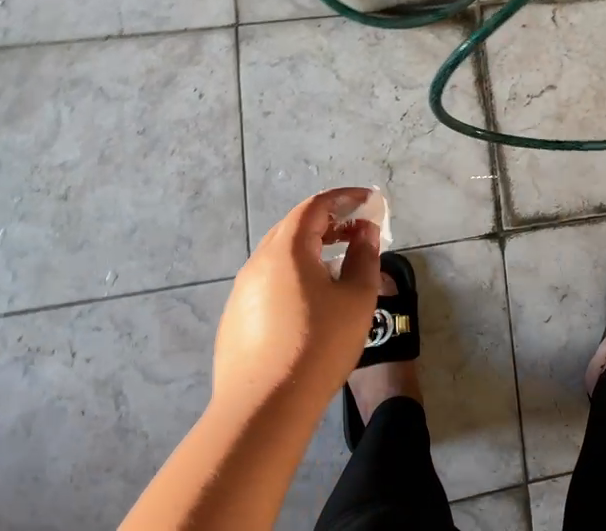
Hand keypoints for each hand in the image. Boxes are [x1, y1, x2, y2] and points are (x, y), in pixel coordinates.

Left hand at [210, 188, 381, 409]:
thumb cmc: (318, 345)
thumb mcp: (357, 298)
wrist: (263, 408)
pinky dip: (295, 274)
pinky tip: (312, 300)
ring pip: (279, 256)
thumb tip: (365, 232)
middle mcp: (258, 263)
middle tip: (358, 230)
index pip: (316, 206)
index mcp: (287, 249)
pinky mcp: (235, 320)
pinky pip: (269, 282)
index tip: (370, 201)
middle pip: (294, 227)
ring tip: (340, 263)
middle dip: (329, 221)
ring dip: (311, 249)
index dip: (345, 198)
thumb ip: (364, 257)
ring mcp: (241, 292)